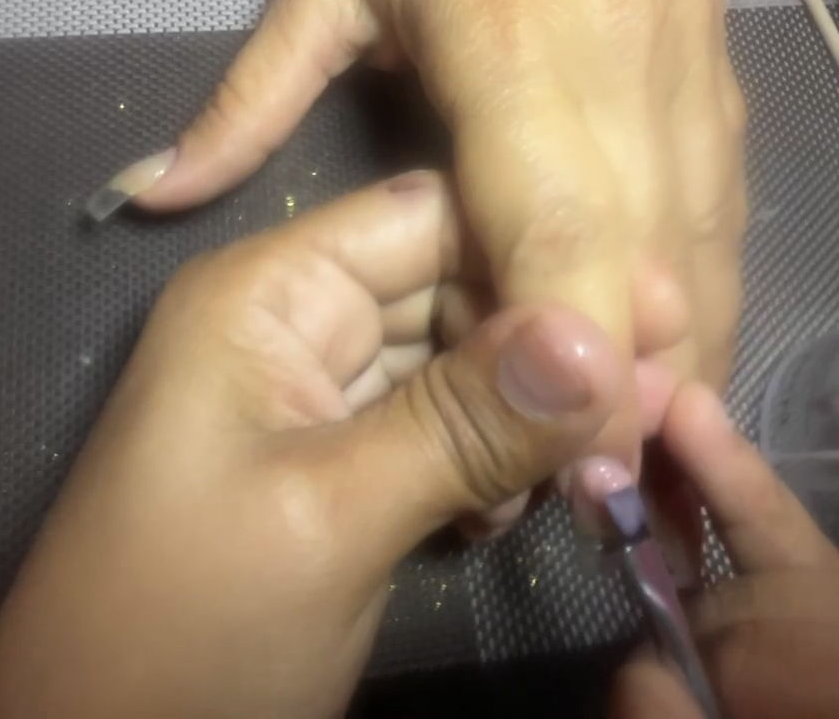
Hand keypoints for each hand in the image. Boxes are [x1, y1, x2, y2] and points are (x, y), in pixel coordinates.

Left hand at [0, 173, 665, 718]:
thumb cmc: (183, 620)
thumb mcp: (329, 511)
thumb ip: (465, 418)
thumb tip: (599, 334)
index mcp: (268, 291)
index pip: (424, 219)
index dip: (533, 251)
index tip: (655, 310)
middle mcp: (294, 318)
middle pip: (448, 288)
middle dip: (544, 346)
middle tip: (652, 410)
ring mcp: (315, 390)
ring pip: (452, 362)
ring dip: (526, 412)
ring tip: (597, 470)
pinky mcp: (338, 456)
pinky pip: (435, 425)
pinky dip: (488, 458)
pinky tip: (520, 509)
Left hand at [105, 0, 746, 473]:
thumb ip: (243, 106)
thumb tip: (143, 195)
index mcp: (512, 42)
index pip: (556, 221)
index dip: (563, 346)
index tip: (553, 454)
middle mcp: (620, 59)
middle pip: (640, 255)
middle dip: (627, 382)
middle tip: (596, 492)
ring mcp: (688, 59)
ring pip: (703, 242)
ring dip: (676, 353)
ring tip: (636, 450)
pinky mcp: (721, 62)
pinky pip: (723, 203)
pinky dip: (700, 287)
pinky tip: (667, 350)